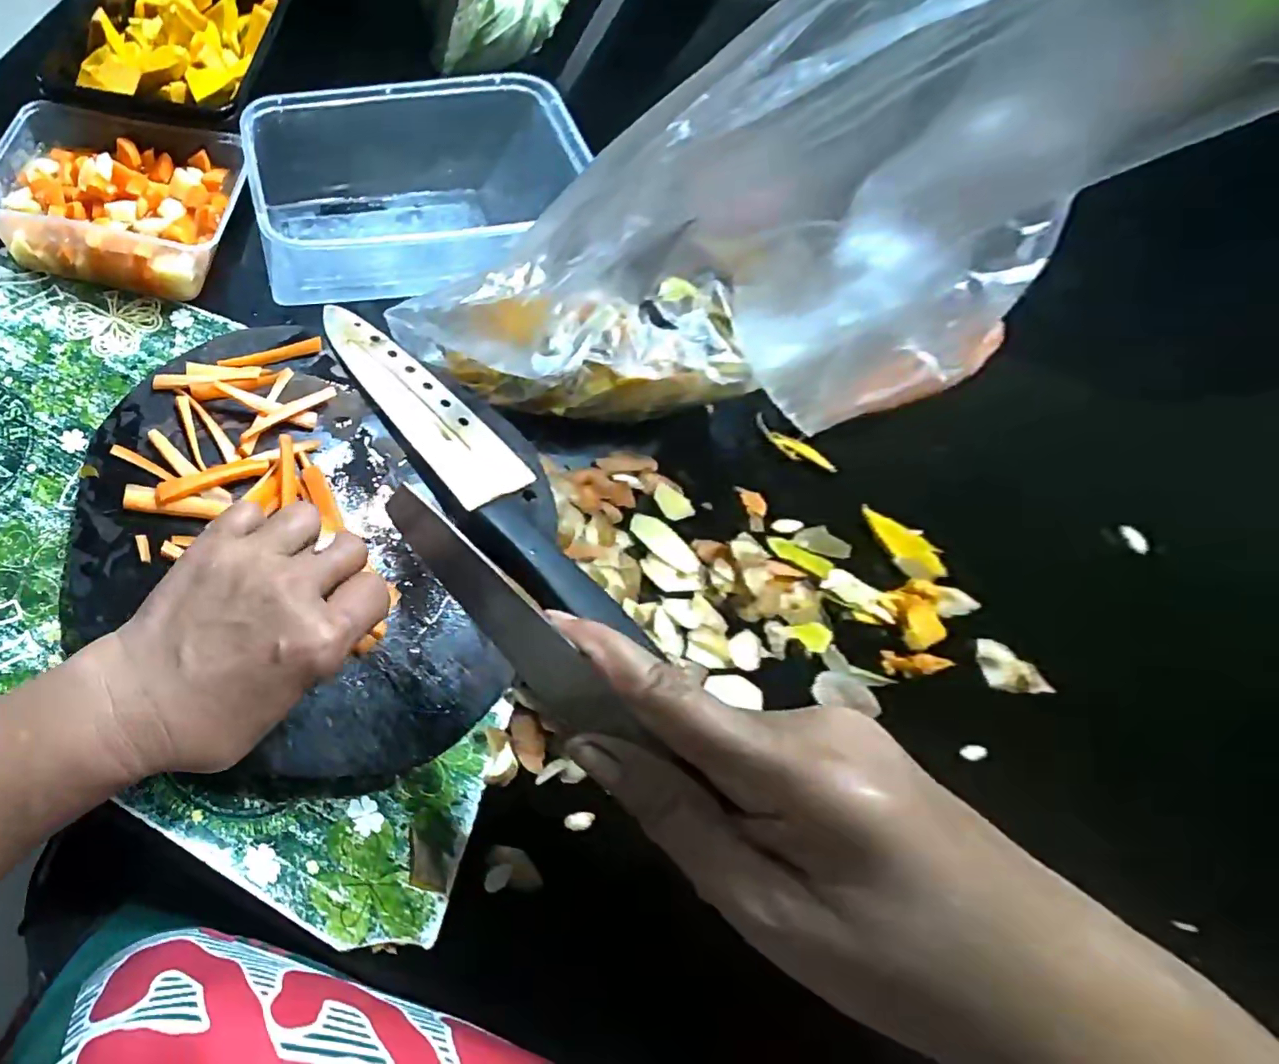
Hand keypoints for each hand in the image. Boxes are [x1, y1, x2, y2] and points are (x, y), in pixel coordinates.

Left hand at [88, 501, 390, 776]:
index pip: (376, 592)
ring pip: (307, 515)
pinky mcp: (215, 542)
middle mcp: (295, 590)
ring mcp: (254, 558)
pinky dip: (254, 526)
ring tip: (280, 557)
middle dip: (340, 565)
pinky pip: (254, 510)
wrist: (139, 701)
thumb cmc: (214, 722)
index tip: (346, 608)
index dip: (364, 600)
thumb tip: (332, 619)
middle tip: (315, 582)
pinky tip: (243, 550)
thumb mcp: (288, 702)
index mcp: (320, 639)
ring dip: (301, 537)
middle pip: (351, 546)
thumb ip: (319, 652)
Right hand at [553, 615, 1278, 1063]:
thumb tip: (595, 745)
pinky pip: (756, 742)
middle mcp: (818, 723)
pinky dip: (730, 774)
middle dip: (650, 749)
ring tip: (741, 859)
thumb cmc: (903, 969)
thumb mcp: (766, 909)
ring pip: (723, 734)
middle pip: (692, 717)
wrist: (1072, 999)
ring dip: (696, 773)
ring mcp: (844, 726)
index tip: (548, 622)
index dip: (603, 656)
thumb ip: (673, 816)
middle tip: (657, 820)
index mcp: (799, 769)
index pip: (672, 696)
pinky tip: (769, 840)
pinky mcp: (855, 740)